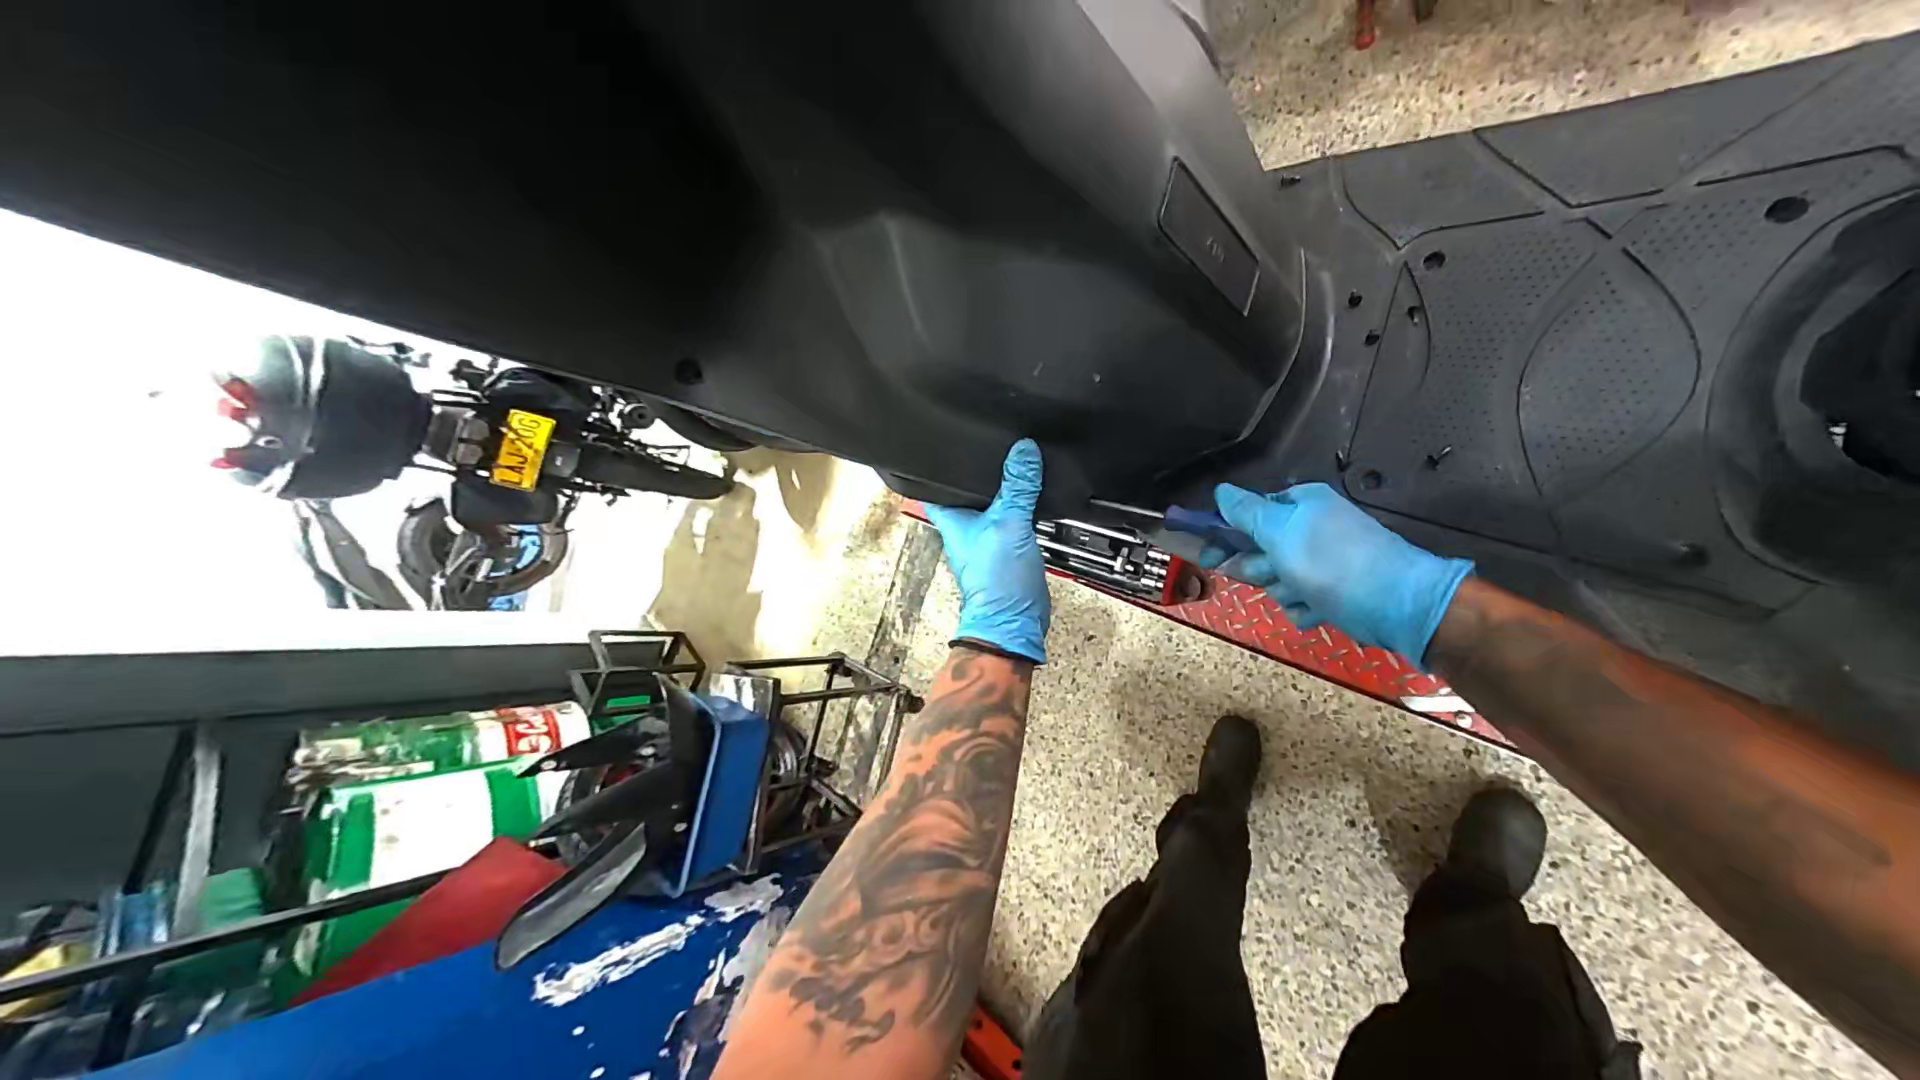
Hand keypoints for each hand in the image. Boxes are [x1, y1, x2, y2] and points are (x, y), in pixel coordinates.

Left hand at [925, 439, 1049, 663]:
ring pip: (991, 505)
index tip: (943, 444)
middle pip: (966, 491)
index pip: (934, 484)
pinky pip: (1011, 519)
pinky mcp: (1007, 549)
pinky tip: (1032, 495)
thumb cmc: (996, 582)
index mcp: (951, 519)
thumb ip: (1017, 486)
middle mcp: (964, 528)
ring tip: (1014, 463)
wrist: (1016, 620)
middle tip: (989, 446)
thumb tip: (1023, 451)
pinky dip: (1020, 507)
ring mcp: (986, 539)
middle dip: (977, 471)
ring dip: (1002, 489)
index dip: (937, 464)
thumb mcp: (1008, 522)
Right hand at [1201, 482, 1471, 667]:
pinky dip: (1305, 606)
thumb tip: (1221, 490)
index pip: (1249, 514)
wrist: (1399, 605)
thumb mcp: (1281, 531)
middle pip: (1260, 549)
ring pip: (1278, 579)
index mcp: (1300, 504)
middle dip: (1261, 567)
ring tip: (1306, 593)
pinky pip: (1301, 599)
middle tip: (1272, 573)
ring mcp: (1324, 561)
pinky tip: (1319, 608)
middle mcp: (1312, 528)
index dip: (1227, 535)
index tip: (1210, 556)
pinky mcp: (1335, 590)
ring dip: (1285, 590)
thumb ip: (1246, 512)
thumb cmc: (1333, 563)